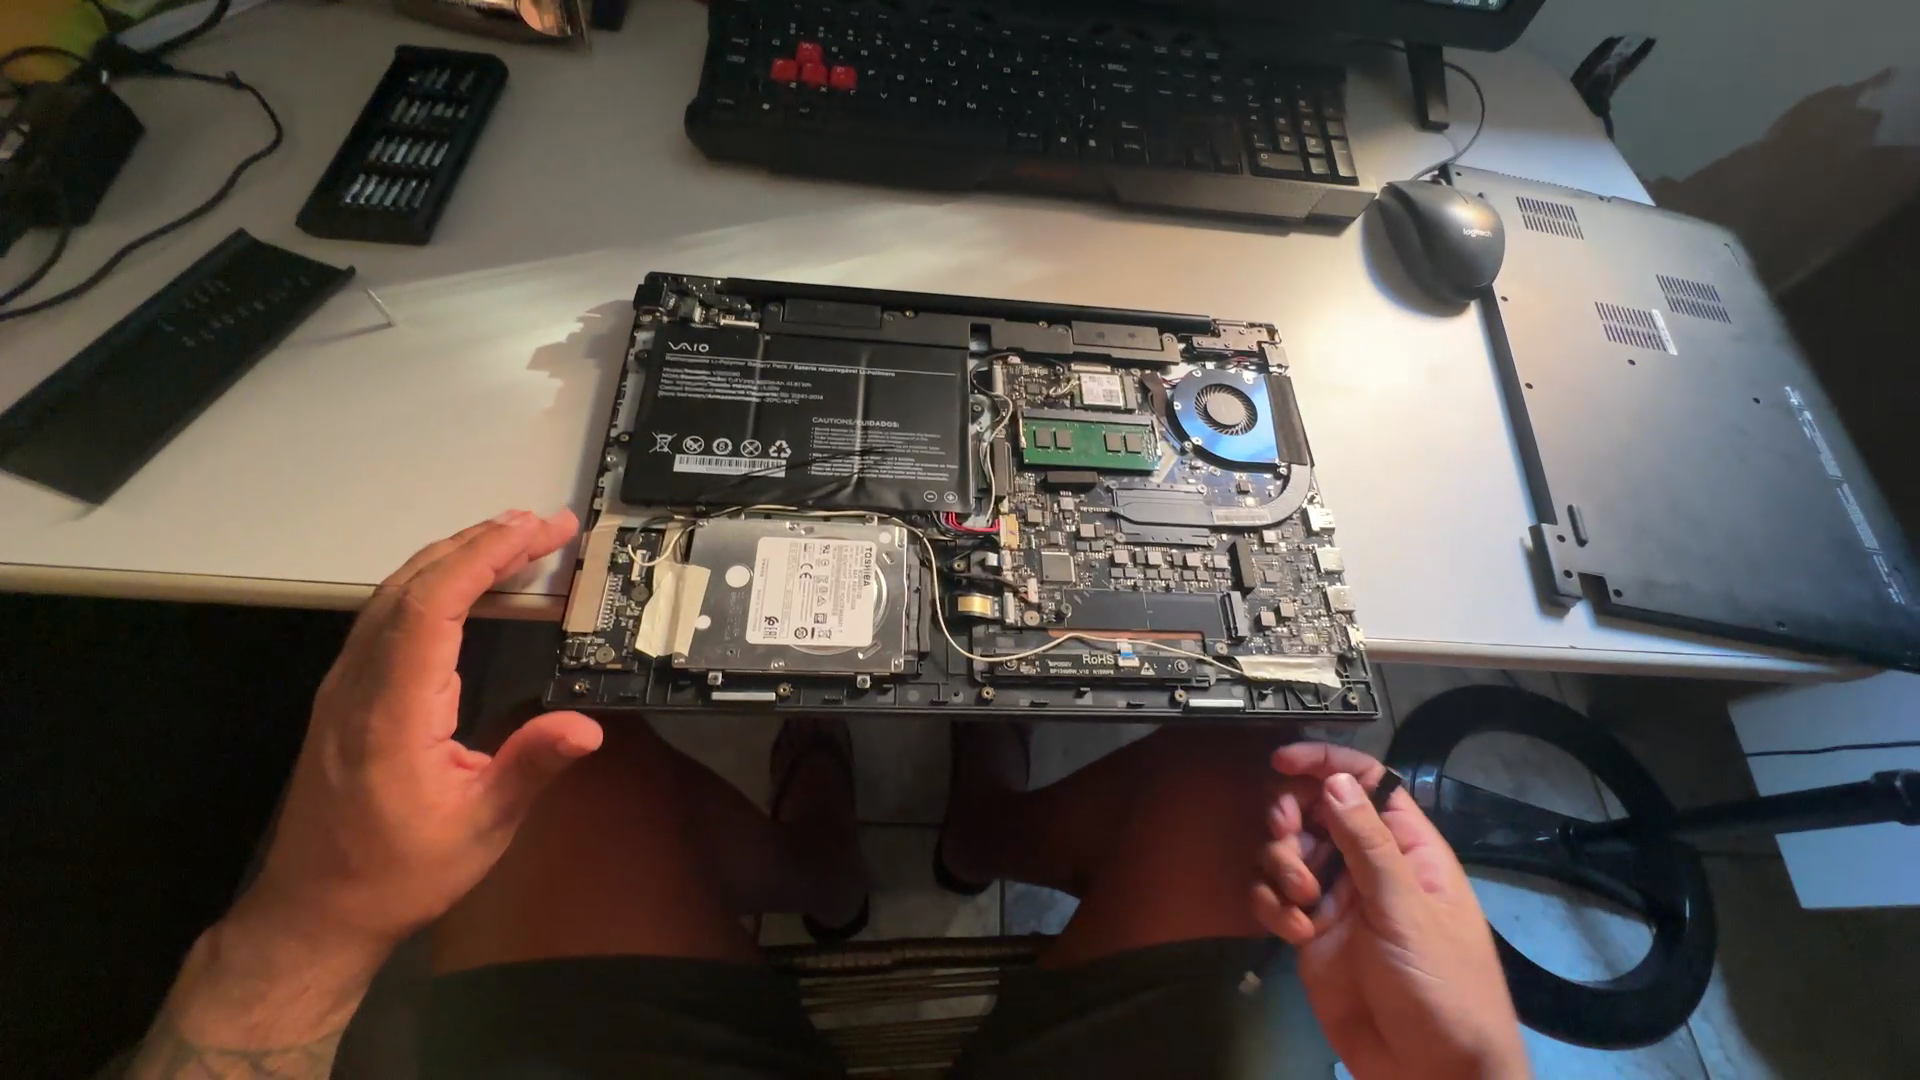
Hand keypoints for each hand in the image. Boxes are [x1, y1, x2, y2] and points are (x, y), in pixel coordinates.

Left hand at [237, 509, 603, 953]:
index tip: (539, 531)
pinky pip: (391, 615)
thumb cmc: (400, 872)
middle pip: (411, 585)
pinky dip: (437, 582)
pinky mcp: (351, 692)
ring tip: (519, 537)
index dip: (485, 558)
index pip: (430, 606)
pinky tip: (471, 581)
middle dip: (481, 542)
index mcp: (390, 711)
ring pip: (396, 594)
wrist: (314, 913)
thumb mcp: (480, 826)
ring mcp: (348, 684)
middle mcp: (359, 683)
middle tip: (546, 523)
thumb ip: (531, 767)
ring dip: (458, 555)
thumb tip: (590, 726)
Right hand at [1253, 744, 1528, 1079]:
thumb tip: (1336, 779)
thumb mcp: (1409, 913)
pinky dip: (1272, 905)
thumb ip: (1369, 845)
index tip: (1283, 762)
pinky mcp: (1309, 930)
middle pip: (1314, 809)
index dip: (1326, 763)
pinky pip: (1273, 895)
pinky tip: (1292, 931)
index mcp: (1406, 850)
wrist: (1430, 1077)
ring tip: (1300, 900)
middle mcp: (1367, 865)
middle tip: (1285, 835)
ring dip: (1281, 865)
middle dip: (1290, 816)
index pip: (1366, 782)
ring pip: (1287, 849)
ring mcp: (1335, 897)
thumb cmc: (1443, 989)